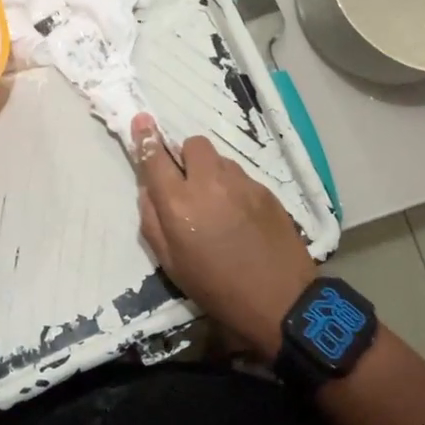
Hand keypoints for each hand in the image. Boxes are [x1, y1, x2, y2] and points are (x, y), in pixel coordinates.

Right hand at [132, 114, 316, 361]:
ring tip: (219, 207)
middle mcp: (208, 183)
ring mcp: (241, 184)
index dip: (146, 137)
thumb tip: (148, 191)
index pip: (155, 156)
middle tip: (191, 186)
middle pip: (193, 145)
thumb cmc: (217, 289)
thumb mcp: (172, 265)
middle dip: (187, 159)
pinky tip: (242, 217)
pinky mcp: (266, 191)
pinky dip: (235, 188)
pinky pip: (241, 177)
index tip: (142, 121)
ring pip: (220, 160)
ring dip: (212, 174)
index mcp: (179, 203)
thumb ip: (153, 222)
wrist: (281, 303)